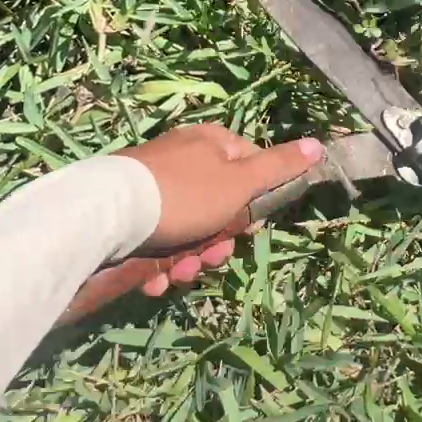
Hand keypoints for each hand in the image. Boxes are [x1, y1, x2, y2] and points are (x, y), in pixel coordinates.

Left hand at [57, 124, 322, 322]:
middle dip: (219, 240)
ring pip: (189, 225)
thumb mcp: (241, 183)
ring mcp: (153, 182)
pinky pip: (156, 234)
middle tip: (211, 260)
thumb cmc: (184, 196)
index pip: (251, 167)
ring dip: (191, 257)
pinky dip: (161, 260)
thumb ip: (279, 167)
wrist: (103, 215)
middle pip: (219, 202)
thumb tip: (318, 145)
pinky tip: (155, 279)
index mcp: (213, 143)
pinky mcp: (127, 207)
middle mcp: (184, 156)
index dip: (254, 203)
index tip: (247, 231)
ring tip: (178, 275)